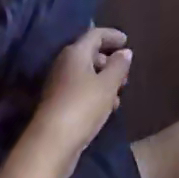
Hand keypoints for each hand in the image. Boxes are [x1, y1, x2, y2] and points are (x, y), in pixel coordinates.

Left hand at [30, 27, 132, 164]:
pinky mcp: (58, 104)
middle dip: (109, 60)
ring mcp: (59, 84)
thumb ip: (119, 66)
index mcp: (75, 52)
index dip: (112, 35)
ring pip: (86, 74)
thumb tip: (125, 52)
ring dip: (104, 80)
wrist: (51, 143)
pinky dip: (95, 93)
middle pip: (89, 53)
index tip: (127, 40)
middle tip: (125, 71)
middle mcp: (64, 63)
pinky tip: (107, 108)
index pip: (95, 34)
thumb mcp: (108, 84)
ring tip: (120, 92)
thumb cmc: (82, 106)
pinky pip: (80, 90)